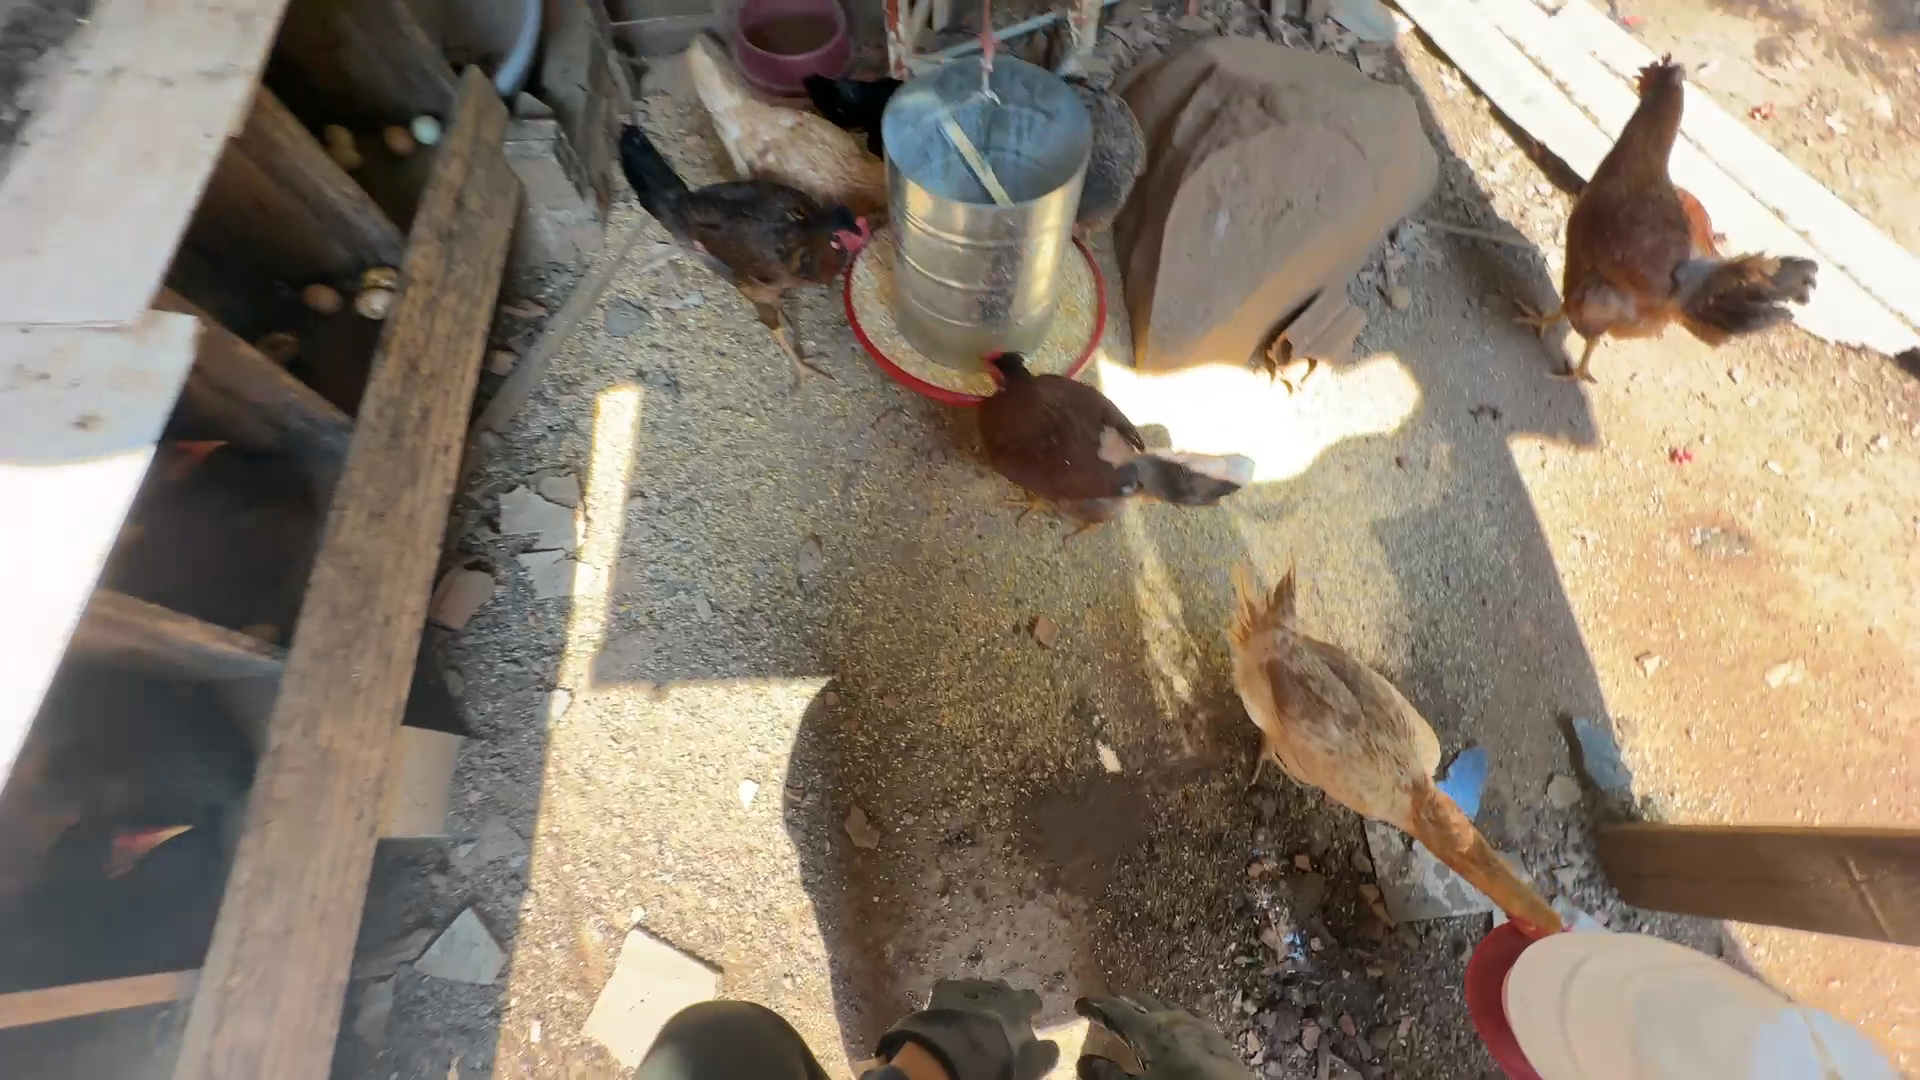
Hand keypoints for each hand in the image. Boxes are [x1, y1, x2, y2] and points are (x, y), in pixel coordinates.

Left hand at [874, 978, 1059, 1079]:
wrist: (959, 1051)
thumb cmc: (1001, 1060)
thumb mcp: (1031, 1064)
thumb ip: (1044, 1054)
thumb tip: (1051, 1048)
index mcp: (1019, 1006)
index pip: (1031, 999)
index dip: (1031, 1006)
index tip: (1032, 1013)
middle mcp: (996, 989)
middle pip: (1002, 989)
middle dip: (1002, 999)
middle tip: (999, 1016)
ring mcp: (969, 986)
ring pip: (976, 988)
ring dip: (976, 999)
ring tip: (972, 1016)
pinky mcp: (945, 989)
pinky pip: (950, 990)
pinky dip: (951, 999)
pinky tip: (947, 1012)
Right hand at [1074, 994, 1251, 1079]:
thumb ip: (1110, 1078)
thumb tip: (1083, 1061)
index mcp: (1149, 1030)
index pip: (1115, 1010)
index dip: (1096, 1006)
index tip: (1080, 1003)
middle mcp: (1170, 1018)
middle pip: (1140, 1001)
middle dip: (1121, 1002)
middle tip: (1106, 1007)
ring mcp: (1196, 1024)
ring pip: (1165, 1004)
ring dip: (1146, 1004)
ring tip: (1137, 1008)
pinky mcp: (1216, 1036)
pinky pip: (1189, 1013)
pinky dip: (1173, 1012)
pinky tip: (1177, 1019)